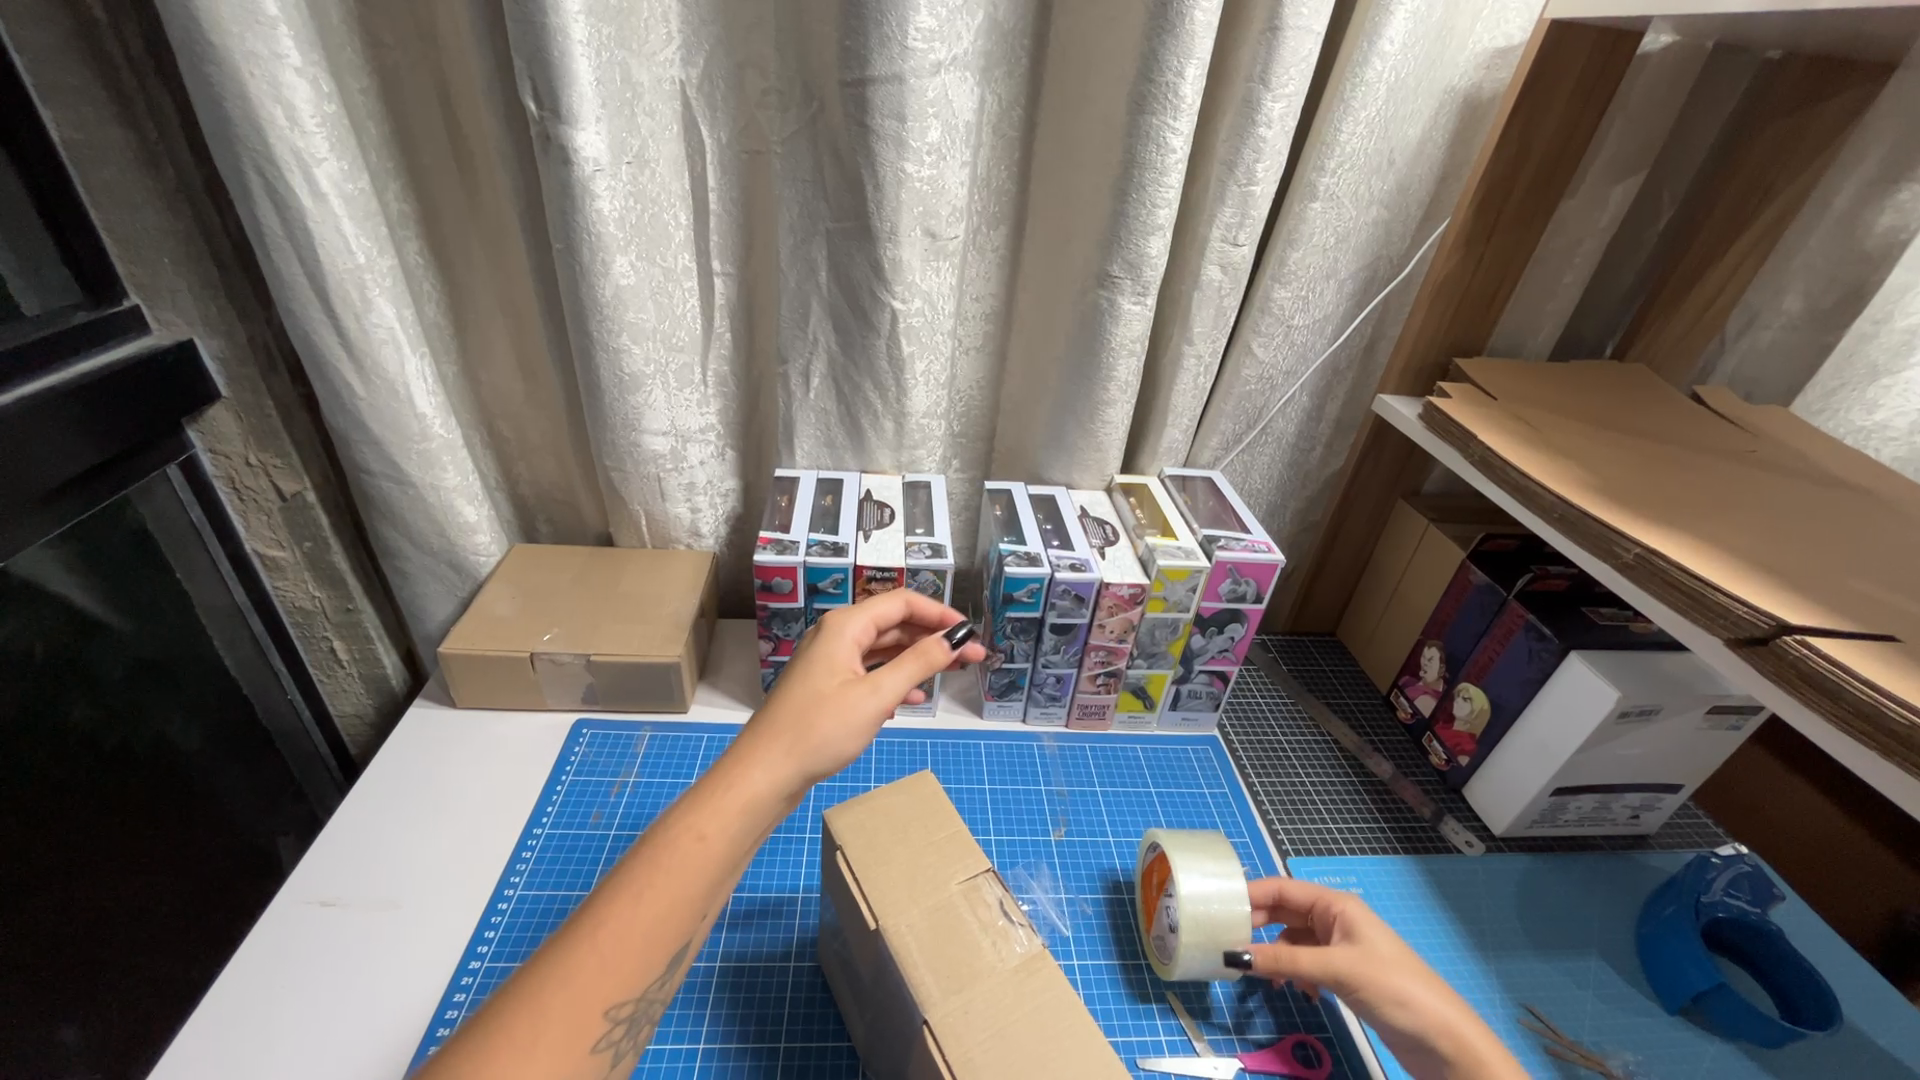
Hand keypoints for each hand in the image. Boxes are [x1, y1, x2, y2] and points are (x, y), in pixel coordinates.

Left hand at [732, 590, 985, 794]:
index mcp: (845, 626)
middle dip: (933, 638)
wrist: (766, 772)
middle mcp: (836, 634)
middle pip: (894, 624)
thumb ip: (918, 664)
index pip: (902, 602)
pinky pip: (869, 671)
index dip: (940, 614)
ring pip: (882, 649)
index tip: (970, 633)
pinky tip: (913, 698)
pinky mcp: (827, 686)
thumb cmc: (820, 730)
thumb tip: (954, 640)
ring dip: (916, 659)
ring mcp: (829, 661)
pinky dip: (894, 679)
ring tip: (950, 674)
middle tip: (970, 658)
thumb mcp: (876, 696)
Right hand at [1234, 878, 1526, 1079]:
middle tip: (1226, 942)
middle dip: (1256, 926)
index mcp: (1336, 905)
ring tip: (1261, 974)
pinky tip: (1295, 992)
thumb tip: (1231, 955)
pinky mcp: (1345, 976)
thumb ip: (1282, 961)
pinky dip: (1293, 974)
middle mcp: (1335, 920)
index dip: (1250, 895)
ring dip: (1274, 955)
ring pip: (1292, 942)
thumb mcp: (1334, 970)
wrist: (1446, 1042)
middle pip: (1284, 913)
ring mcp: (1341, 949)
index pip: (1282, 888)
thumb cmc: (1394, 988)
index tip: (1216, 909)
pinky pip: (1305, 965)